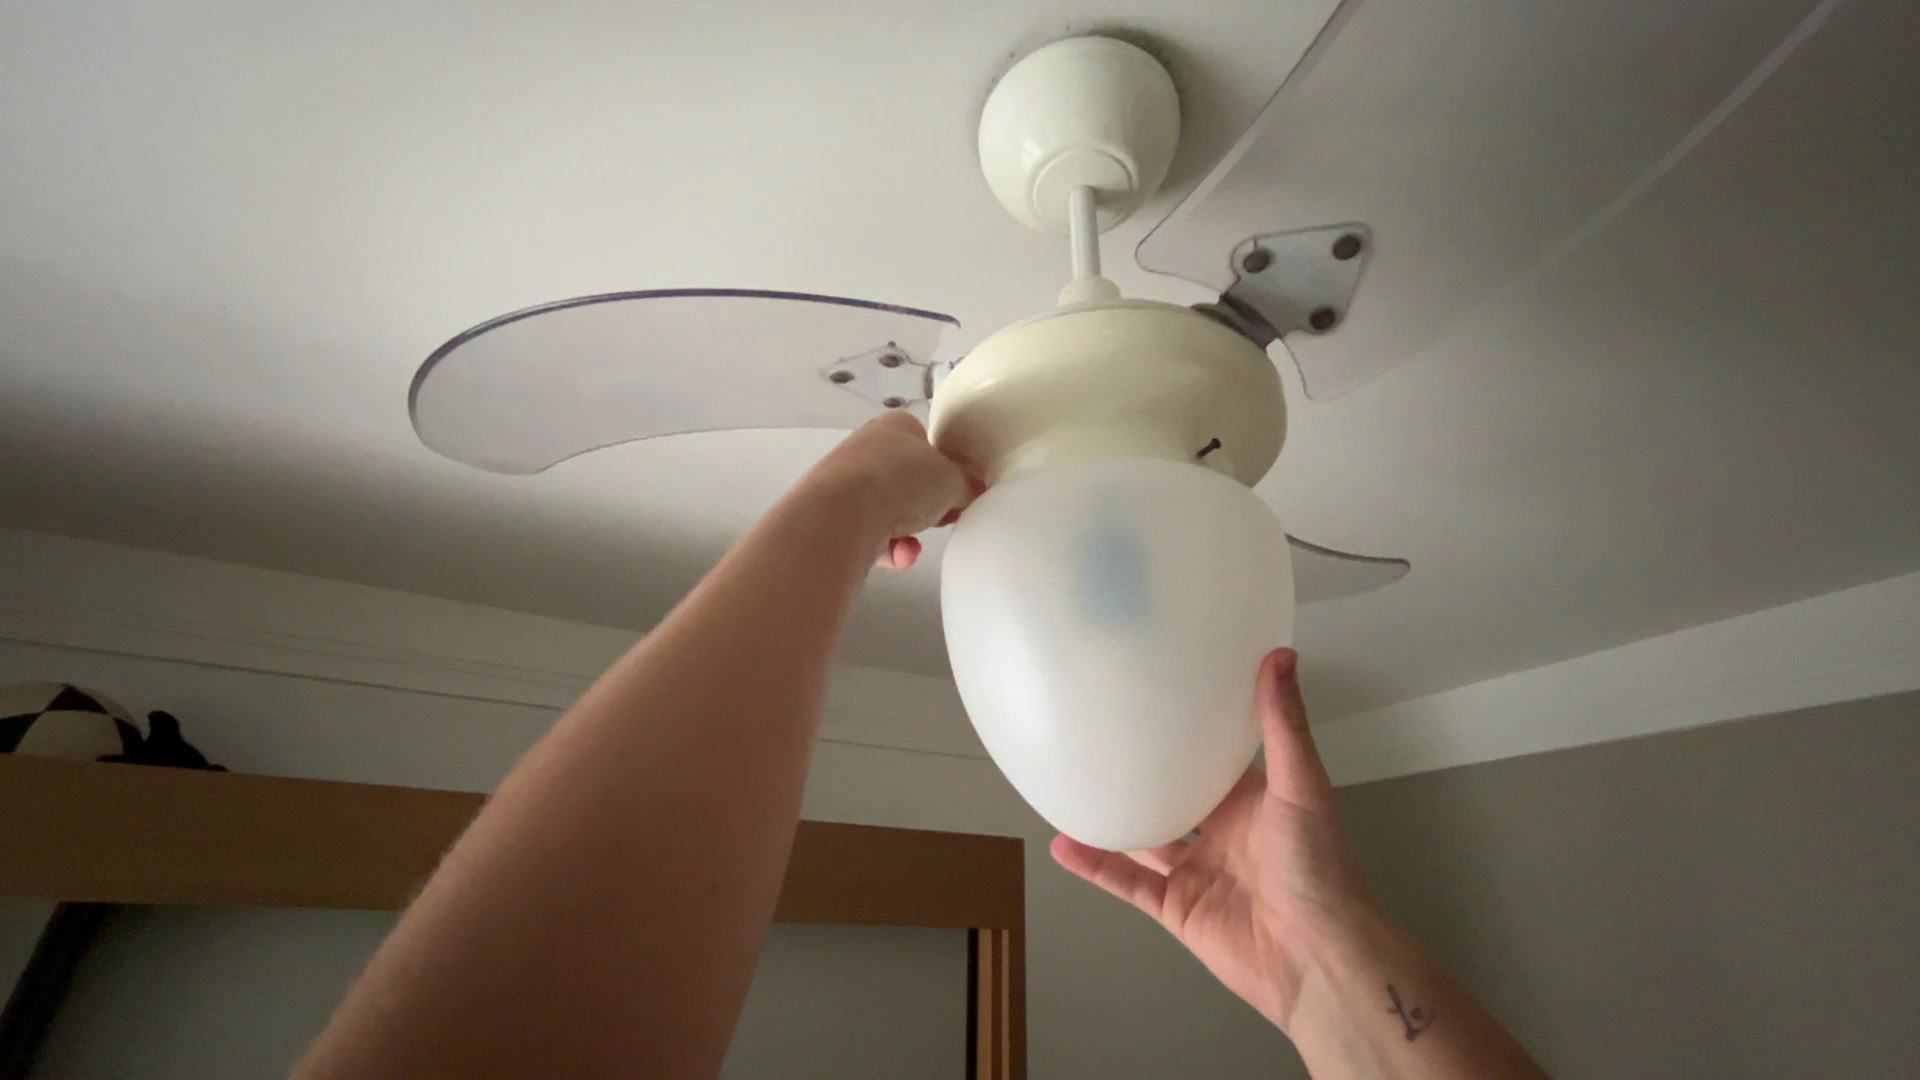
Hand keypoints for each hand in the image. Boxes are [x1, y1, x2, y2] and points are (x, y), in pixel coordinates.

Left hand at [800, 412, 979, 569]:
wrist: (840, 514)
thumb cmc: (904, 482)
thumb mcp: (954, 480)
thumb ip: (968, 485)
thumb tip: (972, 492)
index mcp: (895, 425)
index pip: (928, 445)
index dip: (948, 472)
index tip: (960, 495)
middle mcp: (866, 447)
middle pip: (909, 482)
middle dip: (927, 508)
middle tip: (942, 521)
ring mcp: (844, 480)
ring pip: (889, 512)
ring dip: (908, 534)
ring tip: (911, 548)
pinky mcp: (830, 514)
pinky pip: (869, 533)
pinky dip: (885, 548)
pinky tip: (894, 557)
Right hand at [1051, 648, 1373, 1031]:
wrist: (1320, 963)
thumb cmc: (1317, 867)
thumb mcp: (1301, 787)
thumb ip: (1282, 726)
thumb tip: (1280, 654)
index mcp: (1249, 800)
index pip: (1210, 756)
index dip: (1185, 728)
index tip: (1151, 693)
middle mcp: (1220, 831)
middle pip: (1171, 794)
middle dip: (1139, 769)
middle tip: (1095, 730)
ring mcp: (1194, 870)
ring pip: (1142, 837)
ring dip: (1110, 815)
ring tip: (1069, 782)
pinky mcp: (1175, 907)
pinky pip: (1128, 882)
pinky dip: (1095, 865)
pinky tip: (1062, 845)